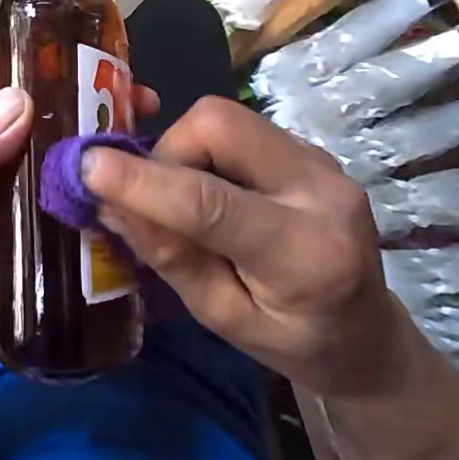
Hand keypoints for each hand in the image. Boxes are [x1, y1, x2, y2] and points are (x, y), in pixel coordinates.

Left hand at [0, 44, 160, 365]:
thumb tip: (19, 100)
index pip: (13, 73)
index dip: (47, 49)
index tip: (96, 43)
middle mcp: (22, 152)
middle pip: (65, 104)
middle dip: (105, 90)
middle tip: (149, 100)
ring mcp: (49, 184)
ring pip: (88, 140)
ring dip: (122, 129)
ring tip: (162, 136)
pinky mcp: (71, 215)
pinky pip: (102, 180)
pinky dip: (127, 171)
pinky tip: (155, 178)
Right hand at [80, 97, 403, 396]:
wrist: (370, 335)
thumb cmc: (294, 343)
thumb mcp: (222, 318)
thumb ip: (169, 256)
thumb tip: (109, 203)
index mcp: (304, 255)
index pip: (210, 204)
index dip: (143, 181)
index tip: (88, 166)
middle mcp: (322, 190)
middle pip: (220, 123)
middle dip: (168, 149)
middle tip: (155, 195)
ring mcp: (321, 160)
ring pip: (225, 117)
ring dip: (185, 149)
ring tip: (187, 198)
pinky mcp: (310, 148)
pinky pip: (239, 126)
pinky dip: (206, 151)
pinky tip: (216, 190)